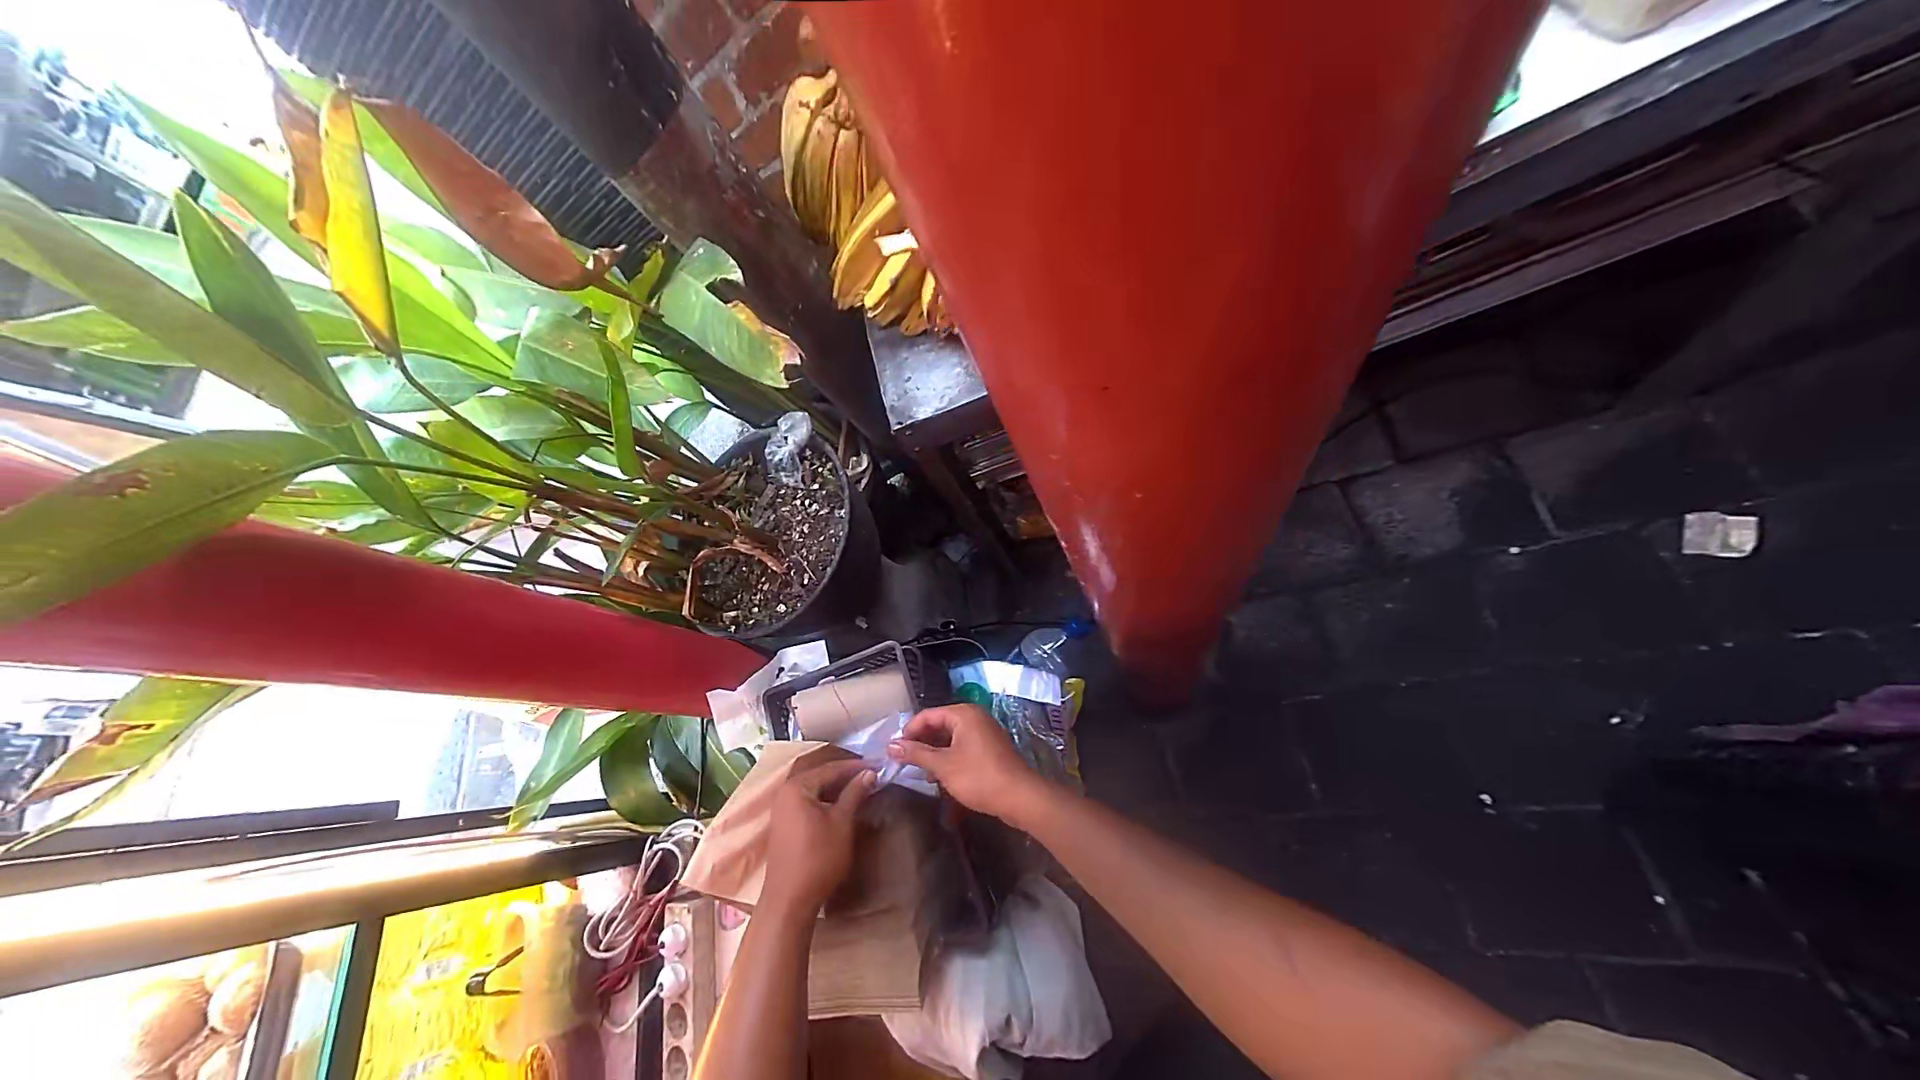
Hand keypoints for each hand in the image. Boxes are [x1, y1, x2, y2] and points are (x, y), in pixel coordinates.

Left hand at [760, 758, 875, 918]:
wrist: (791, 900)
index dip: (856, 766)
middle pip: (821, 776)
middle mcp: (785, 793)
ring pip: (815, 790)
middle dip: (846, 775)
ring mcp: (782, 809)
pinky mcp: (785, 824)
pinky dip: (826, 800)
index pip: (830, 768)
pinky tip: (843, 805)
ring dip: (837, 789)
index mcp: (796, 787)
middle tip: (871, 774)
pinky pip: (808, 802)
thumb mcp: (842, 822)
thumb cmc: (819, 858)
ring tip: (862, 787)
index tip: (878, 764)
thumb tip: (869, 773)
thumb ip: (855, 793)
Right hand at [887, 705, 1056, 824]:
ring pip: (951, 738)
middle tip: (904, 762)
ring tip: (921, 772)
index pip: (927, 715)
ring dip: (935, 753)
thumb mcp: (943, 766)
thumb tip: (891, 745)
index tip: (894, 751)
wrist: (1020, 797)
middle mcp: (975, 717)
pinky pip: (963, 747)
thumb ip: (916, 754)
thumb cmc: (979, 777)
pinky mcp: (990, 749)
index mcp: (963, 714)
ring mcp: (984, 733)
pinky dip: (949, 758)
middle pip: (939, 725)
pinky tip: (941, 776)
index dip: (908, 732)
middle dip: (921, 743)